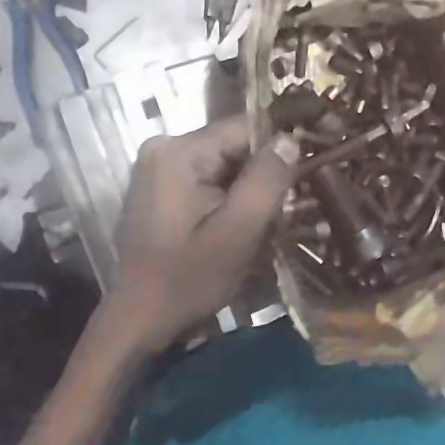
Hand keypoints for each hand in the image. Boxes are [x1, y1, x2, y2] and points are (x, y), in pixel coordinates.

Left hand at [104, 116, 298, 353]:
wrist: (138, 316)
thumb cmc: (188, 278)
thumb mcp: (238, 232)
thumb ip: (267, 180)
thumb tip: (290, 140)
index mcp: (180, 151)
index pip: (246, 128)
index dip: (280, 147)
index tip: (305, 174)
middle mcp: (164, 146)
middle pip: (233, 146)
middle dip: (261, 176)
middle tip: (282, 213)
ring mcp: (157, 166)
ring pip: (222, 164)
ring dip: (245, 190)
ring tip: (258, 225)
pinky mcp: (158, 185)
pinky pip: (205, 177)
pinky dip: (225, 197)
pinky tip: (232, 227)